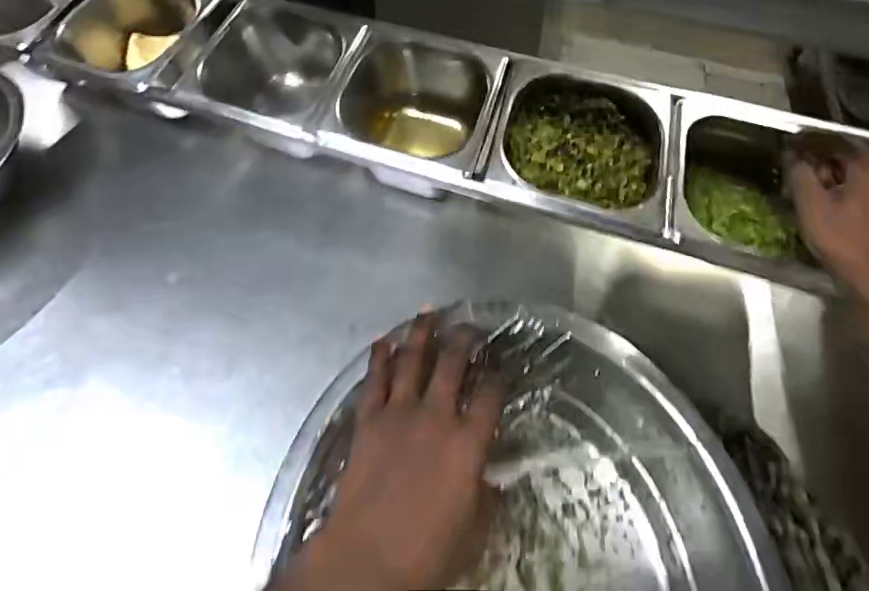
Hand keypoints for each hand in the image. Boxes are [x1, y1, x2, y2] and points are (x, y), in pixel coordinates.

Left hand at [275, 312, 506, 590]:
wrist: (368, 557)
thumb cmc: (429, 552)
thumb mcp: (474, 531)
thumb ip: (486, 496)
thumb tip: (490, 475)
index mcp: (468, 444)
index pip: (490, 396)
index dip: (497, 375)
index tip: (500, 362)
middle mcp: (436, 417)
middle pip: (452, 364)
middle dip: (462, 339)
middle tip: (468, 324)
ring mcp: (399, 412)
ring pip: (412, 360)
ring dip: (421, 333)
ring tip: (428, 312)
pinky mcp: (368, 418)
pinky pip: (375, 378)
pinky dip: (380, 356)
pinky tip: (385, 340)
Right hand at [787, 132, 868, 309]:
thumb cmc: (841, 241)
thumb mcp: (810, 205)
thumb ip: (800, 173)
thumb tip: (795, 155)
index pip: (837, 143)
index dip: (811, 141)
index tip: (792, 144)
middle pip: (853, 158)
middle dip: (826, 160)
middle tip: (802, 170)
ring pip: (866, 176)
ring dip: (841, 176)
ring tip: (819, 190)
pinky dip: (857, 191)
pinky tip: (842, 206)